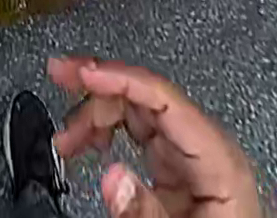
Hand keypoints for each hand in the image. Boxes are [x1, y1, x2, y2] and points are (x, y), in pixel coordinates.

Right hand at [49, 57, 262, 217]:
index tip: (83, 72)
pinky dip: (108, 131)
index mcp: (216, 157)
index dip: (119, 77)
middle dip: (98, 86)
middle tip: (60, 74)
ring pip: (136, 110)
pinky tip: (89, 141)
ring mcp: (190, 156)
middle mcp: (203, 146)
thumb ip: (146, 210)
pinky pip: (138, 133)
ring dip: (96, 113)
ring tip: (66, 136)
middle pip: (144, 96)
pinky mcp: (177, 170)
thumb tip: (111, 176)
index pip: (162, 95)